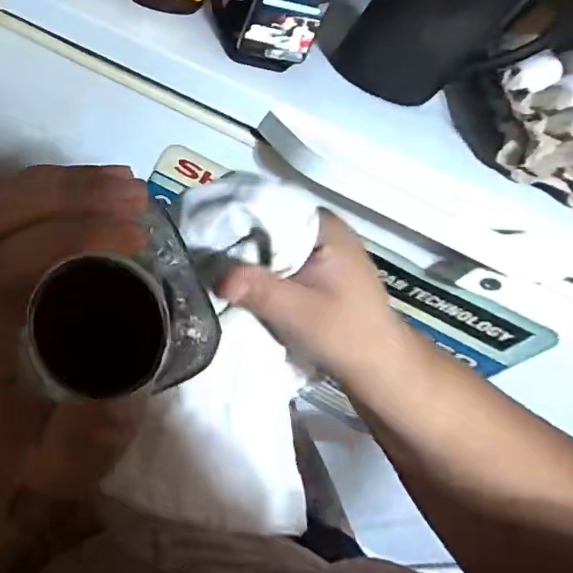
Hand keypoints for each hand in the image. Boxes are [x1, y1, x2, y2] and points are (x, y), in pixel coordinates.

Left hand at [0, 165, 149, 489]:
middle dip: (62, 197)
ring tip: (125, 183)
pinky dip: (47, 184)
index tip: (134, 237)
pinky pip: (0, 202)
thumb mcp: (60, 463)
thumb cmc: (21, 445)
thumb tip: (124, 386)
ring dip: (58, 183)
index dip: (62, 242)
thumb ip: (88, 436)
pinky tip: (95, 184)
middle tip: (134, 197)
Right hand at [216, 211, 412, 381]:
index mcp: (322, 225)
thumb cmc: (349, 336)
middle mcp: (316, 227)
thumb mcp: (300, 314)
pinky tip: (224, 275)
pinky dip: (246, 264)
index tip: (197, 225)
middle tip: (192, 246)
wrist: (380, 370)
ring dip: (234, 251)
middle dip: (227, 233)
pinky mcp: (305, 267)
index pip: (265, 202)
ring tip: (201, 260)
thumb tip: (215, 275)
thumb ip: (260, 290)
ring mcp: (311, 247)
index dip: (229, 211)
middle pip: (260, 219)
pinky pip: (266, 255)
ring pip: (260, 238)